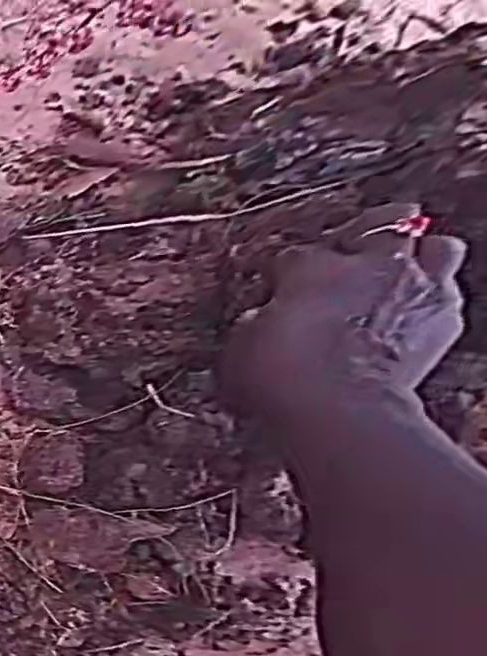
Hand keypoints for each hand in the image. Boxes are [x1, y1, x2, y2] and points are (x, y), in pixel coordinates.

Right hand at [220, 203, 467, 430]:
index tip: (272, 282)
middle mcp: (374, 267)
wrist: (334, 407)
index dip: (281, 269)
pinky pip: (444, 292)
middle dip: (367, 233)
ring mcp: (419, 288)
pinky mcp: (445, 318)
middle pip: (390, 218)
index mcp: (314, 271)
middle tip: (343, 254)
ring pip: (438, 245)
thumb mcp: (241, 346)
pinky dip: (421, 299)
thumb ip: (259, 318)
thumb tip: (264, 314)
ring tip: (385, 279)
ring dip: (413, 257)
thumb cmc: (277, 377)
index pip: (297, 253)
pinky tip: (396, 317)